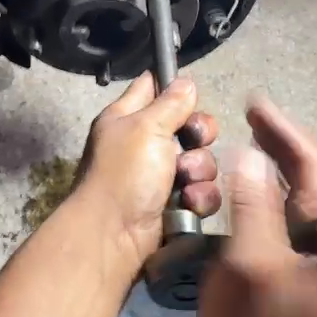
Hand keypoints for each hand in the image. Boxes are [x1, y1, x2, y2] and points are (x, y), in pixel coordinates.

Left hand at [70, 74, 220, 266]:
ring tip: (184, 181)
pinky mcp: (174, 203)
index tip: (190, 93)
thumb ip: (170, 103)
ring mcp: (159, 174)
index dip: (174, 87)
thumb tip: (185, 82)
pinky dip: (199, 197)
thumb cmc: (125, 173)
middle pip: (188, 124)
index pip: (153, 86)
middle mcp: (143, 142)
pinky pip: (201, 190)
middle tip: (193, 140)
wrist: (115, 234)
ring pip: (200, 159)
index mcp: (127, 117)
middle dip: (198, 134)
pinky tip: (189, 203)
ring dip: (199, 170)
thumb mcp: (146, 127)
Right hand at [200, 96, 316, 316]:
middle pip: (311, 178)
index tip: (256, 105)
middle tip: (252, 114)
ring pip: (298, 196)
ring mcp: (308, 259)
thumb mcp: (252, 262)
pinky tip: (244, 188)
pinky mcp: (288, 272)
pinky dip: (264, 191)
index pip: (314, 169)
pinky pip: (281, 216)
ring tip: (249, 140)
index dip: (286, 133)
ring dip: (275, 164)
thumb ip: (254, 206)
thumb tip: (250, 158)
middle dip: (284, 142)